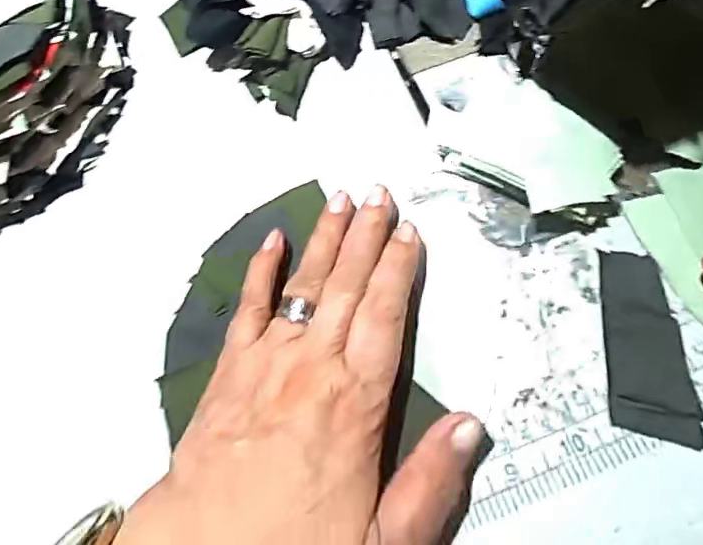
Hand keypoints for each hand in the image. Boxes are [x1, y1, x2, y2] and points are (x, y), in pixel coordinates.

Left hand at [118, 187, 483, 544]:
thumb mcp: (381, 543)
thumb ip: (430, 484)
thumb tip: (473, 425)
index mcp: (355, 402)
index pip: (386, 315)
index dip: (399, 268)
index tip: (409, 231)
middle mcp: (314, 369)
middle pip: (348, 285)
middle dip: (368, 234)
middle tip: (380, 192)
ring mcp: (268, 364)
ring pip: (305, 286)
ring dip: (326, 239)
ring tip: (341, 199)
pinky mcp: (229, 373)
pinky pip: (249, 309)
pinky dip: (261, 271)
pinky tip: (273, 240)